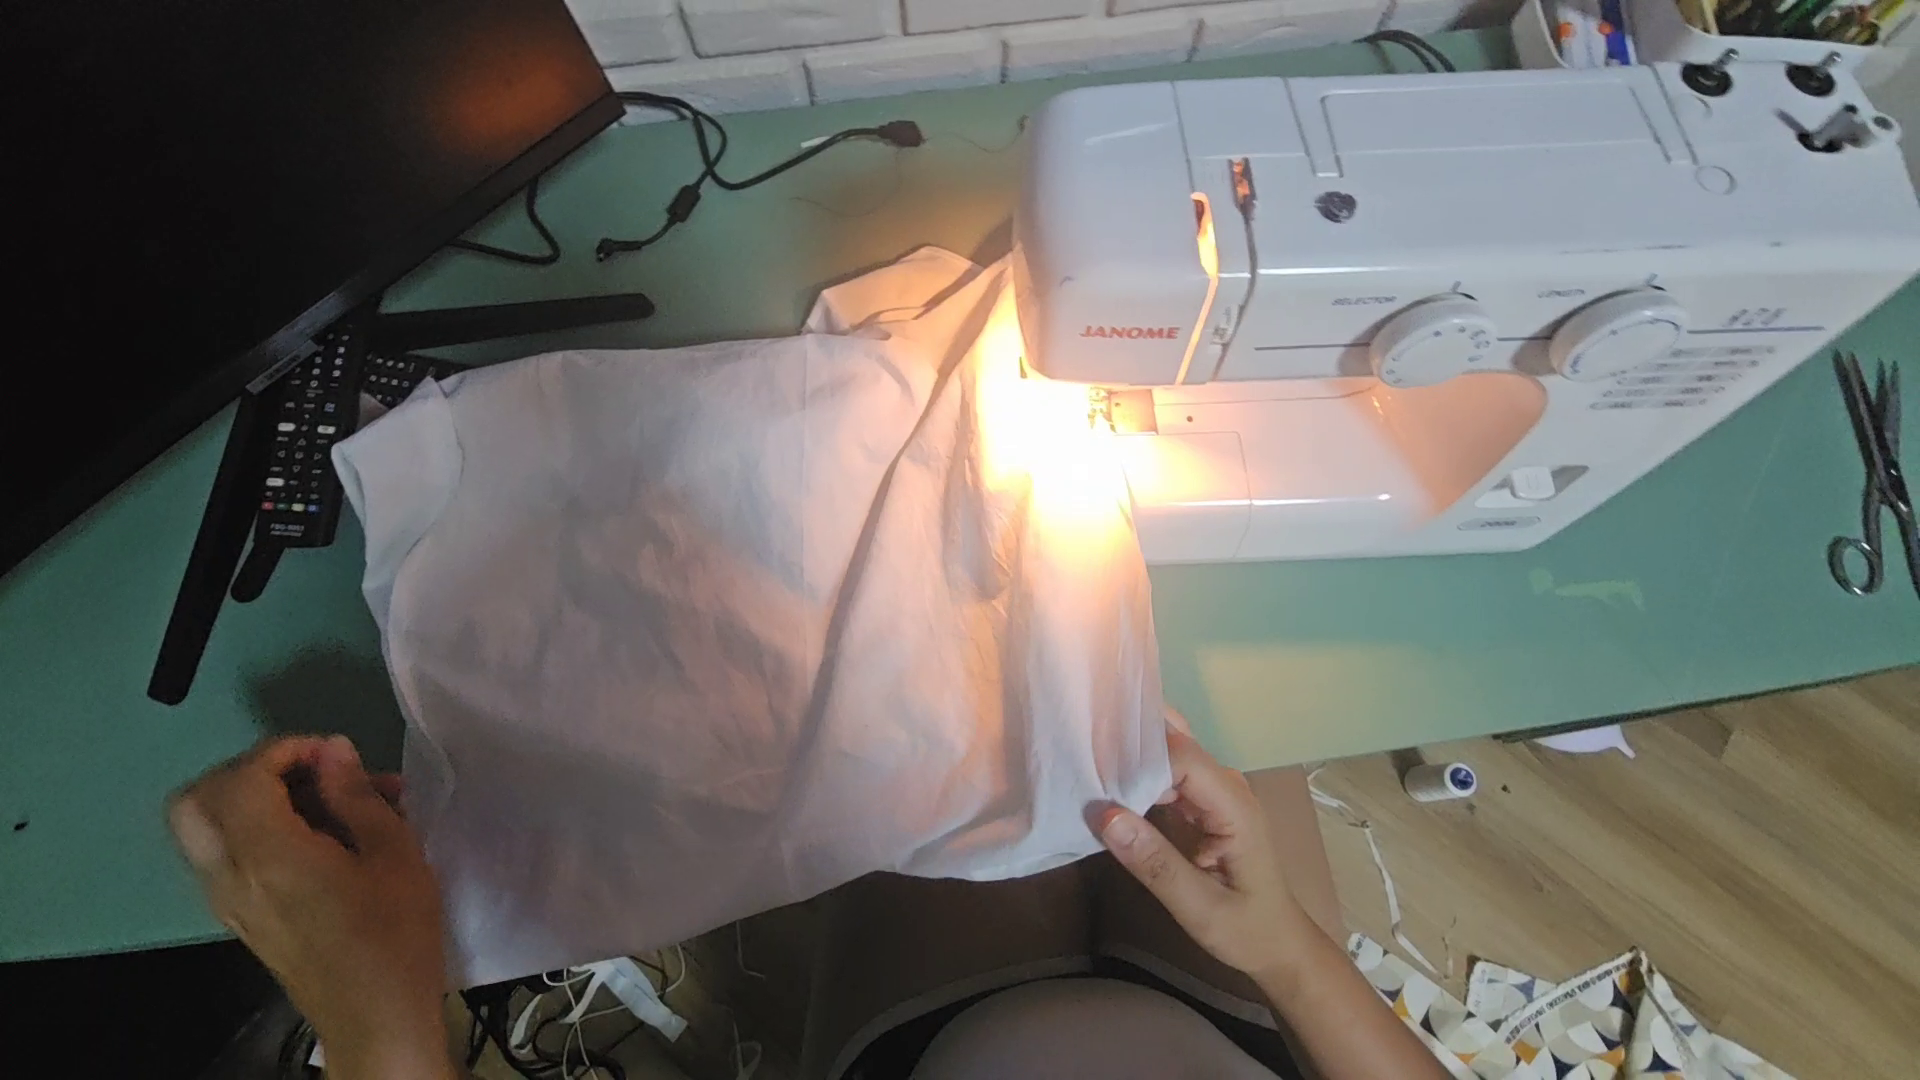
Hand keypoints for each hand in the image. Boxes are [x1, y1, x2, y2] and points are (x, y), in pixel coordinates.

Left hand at [168, 736, 456, 1079]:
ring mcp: (228, 897)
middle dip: (256, 769)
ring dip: (263, 795)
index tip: (338, 751)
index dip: (286, 750)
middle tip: (320, 769)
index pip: (242, 780)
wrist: (374, 1007)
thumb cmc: (395, 924)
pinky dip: (264, 824)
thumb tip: (332, 751)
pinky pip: (229, 850)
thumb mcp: (394, 851)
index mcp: (269, 857)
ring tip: (344, 799)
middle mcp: (229, 875)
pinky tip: (331, 832)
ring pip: (208, 825)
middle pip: (198, 800)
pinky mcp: (241, 911)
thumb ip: (356, 797)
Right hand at [1099, 729, 1323, 980]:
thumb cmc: (1248, 931)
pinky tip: (1107, 780)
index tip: (1098, 776)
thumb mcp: (1200, 909)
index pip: (1181, 757)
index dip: (1139, 760)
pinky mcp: (1199, 800)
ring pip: (1168, 750)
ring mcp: (1213, 790)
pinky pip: (1166, 772)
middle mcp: (1225, 785)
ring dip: (1131, 754)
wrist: (1279, 946)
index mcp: (1234, 805)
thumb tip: (1104, 815)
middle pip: (1175, 740)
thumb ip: (1154, 862)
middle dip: (1131, 739)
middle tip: (1085, 748)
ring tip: (1088, 760)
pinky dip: (1137, 772)